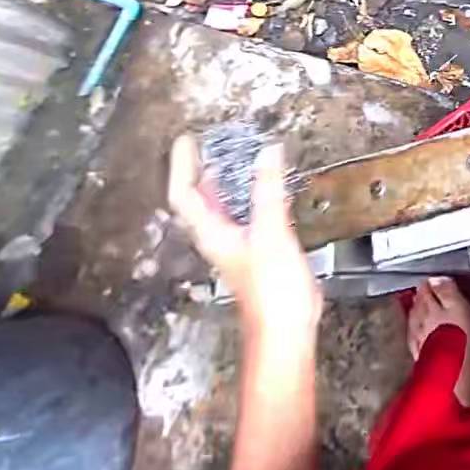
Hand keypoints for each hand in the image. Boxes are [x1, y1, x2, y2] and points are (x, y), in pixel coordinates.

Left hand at [168, 135, 322, 354]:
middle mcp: (219, 237)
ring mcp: (237, 243)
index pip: (185, 195)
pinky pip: (246, 212)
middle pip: (199, 198)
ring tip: (233, 156)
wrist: (286, 329)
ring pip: (222, 205)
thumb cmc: (272, 291)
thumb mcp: (271, 232)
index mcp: (212, 233)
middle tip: (208, 143)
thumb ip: (268, 190)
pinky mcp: (258, 247)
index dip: (183, 166)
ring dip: (224, 180)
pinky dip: (250, 192)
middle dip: (200, 169)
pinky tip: (265, 184)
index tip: (188, 140)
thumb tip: (267, 152)